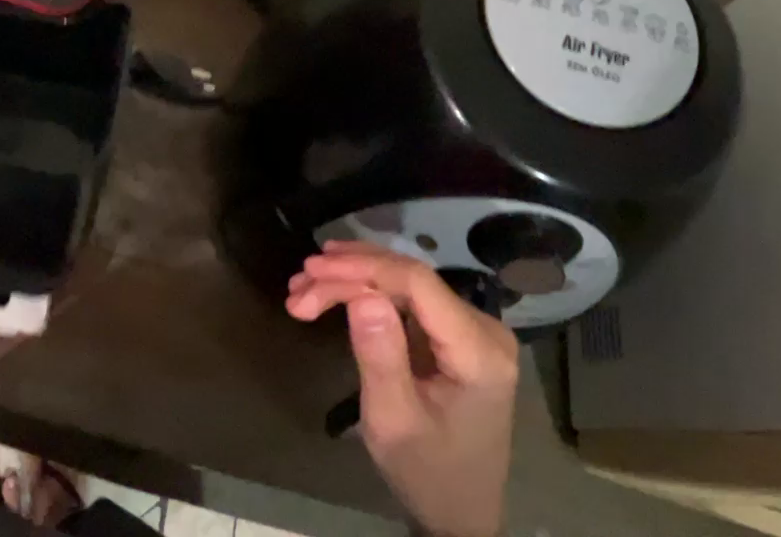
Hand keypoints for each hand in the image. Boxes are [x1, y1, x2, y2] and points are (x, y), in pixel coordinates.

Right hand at [287, 242, 519, 536]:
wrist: (461, 513)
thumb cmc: (426, 471)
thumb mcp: (393, 420)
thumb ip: (380, 355)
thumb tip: (361, 294)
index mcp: (479, 351)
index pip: (417, 283)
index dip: (361, 268)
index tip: (311, 271)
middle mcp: (483, 328)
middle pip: (408, 278)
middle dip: (347, 274)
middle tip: (297, 286)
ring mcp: (471, 329)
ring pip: (404, 282)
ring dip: (351, 279)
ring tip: (302, 287)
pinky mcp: (454, 335)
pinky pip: (407, 299)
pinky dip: (365, 293)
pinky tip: (331, 293)